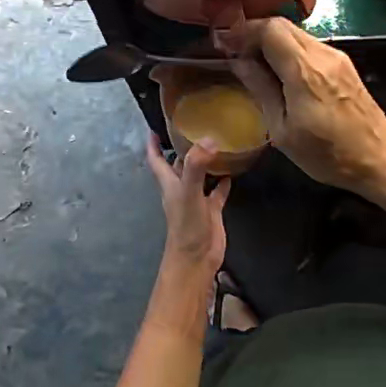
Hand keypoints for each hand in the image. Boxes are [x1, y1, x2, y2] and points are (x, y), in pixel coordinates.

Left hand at [144, 129, 229, 270]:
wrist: (196, 259)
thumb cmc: (186, 226)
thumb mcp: (189, 192)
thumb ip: (196, 167)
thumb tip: (209, 140)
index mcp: (169, 183)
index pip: (156, 159)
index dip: (153, 144)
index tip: (155, 127)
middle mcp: (181, 188)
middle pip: (178, 164)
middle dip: (182, 147)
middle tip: (193, 127)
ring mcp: (196, 199)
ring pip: (198, 174)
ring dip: (204, 161)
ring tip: (215, 141)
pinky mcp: (212, 209)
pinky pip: (217, 190)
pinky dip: (222, 180)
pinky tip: (232, 169)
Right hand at [228, 18, 385, 194]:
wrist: (379, 157)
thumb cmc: (327, 153)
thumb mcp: (282, 130)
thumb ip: (261, 89)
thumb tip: (239, 62)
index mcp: (304, 71)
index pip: (269, 28)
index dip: (243, 31)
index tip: (225, 45)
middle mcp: (322, 54)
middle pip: (282, 25)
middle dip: (254, 33)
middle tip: (235, 53)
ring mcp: (336, 56)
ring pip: (296, 33)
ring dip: (271, 41)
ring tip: (254, 64)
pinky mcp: (343, 63)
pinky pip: (308, 45)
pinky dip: (288, 50)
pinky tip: (279, 71)